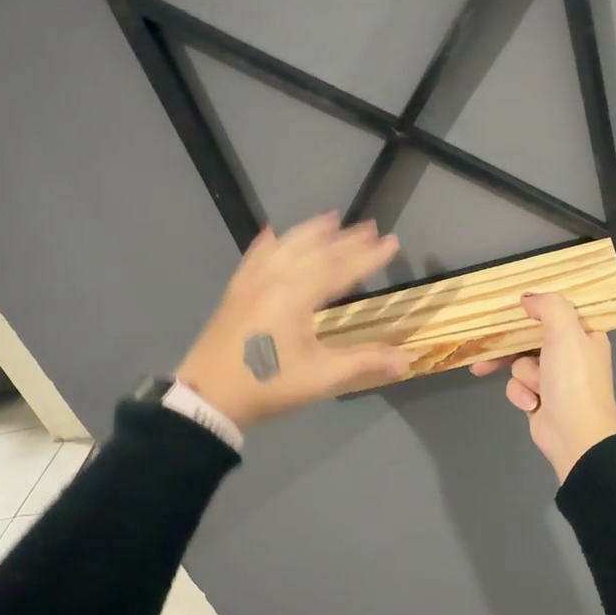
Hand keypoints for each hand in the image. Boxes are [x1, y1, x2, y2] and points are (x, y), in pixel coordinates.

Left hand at [176, 213, 408, 427]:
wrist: (208, 396)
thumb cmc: (268, 385)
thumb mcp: (321, 376)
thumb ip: (364, 361)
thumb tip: (407, 360)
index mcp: (298, 295)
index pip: (341, 268)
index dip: (369, 256)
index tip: (392, 242)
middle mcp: (275, 279)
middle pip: (315, 251)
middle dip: (345, 238)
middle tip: (369, 226)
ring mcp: (252, 282)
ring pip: (285, 246)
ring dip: (310, 231)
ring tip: (329, 218)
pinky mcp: (236, 292)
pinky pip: (255, 256)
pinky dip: (269, 243)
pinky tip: (273, 233)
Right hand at [471, 292, 615, 481]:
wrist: (575, 436)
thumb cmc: (574, 380)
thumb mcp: (566, 333)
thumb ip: (548, 307)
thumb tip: (527, 298)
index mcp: (586, 335)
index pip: (559, 312)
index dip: (538, 306)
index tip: (514, 302)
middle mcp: (571, 354)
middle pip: (532, 337)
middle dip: (511, 344)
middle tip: (486, 340)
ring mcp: (554, 378)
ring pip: (520, 363)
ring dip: (522, 375)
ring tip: (526, 386)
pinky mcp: (539, 398)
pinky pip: (518, 386)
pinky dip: (521, 394)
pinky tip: (532, 404)